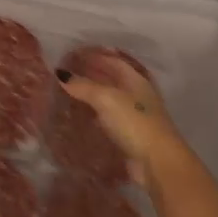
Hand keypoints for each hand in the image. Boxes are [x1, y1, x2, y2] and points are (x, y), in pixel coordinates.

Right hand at [57, 54, 185, 189]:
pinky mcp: (130, 136)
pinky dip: (96, 114)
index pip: (113, 61)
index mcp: (136, 80)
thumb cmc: (134, 122)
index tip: (73, 54)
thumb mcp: (106, 98)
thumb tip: (61, 74)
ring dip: (93, 93)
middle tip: (68, 71)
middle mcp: (137, 95)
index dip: (94, 56)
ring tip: (70, 91)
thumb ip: (84, 86)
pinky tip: (83, 116)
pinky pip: (110, 118)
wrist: (157, 162)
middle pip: (112, 78)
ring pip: (111, 98)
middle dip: (92, 72)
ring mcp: (135, 116)